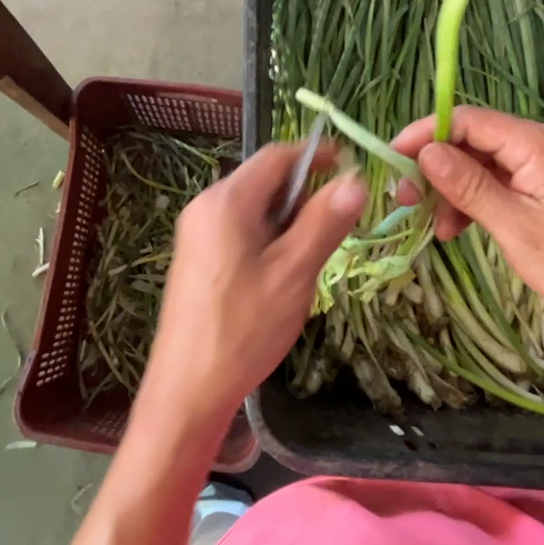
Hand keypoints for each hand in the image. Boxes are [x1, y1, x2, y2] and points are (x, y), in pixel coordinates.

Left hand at [140, 142, 364, 424]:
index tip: (349, 168)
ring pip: (253, 207)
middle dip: (302, 196)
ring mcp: (196, 231)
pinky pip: (238, 229)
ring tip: (308, 258)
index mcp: (226, 200)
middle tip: (334, 227)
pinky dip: (266, 238)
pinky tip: (280, 274)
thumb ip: (324, 222)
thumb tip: (355, 180)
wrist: (188, 388)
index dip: (315, 156)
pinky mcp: (196, 256)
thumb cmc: (244, 328)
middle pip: (263, 180)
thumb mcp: (294, 273)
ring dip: (286, 220)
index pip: (276, 156)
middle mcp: (205, 205)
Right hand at [391, 106, 543, 338]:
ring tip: (433, 223)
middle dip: (435, 166)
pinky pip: (500, 179)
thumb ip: (468, 185)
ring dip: (453, 188)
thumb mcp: (514, 227)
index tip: (391, 158)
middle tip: (406, 198)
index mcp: (539, 143)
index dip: (424, 134)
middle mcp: (543, 142)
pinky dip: (475, 199)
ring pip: (483, 162)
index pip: (467, 120)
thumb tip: (425, 151)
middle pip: (473, 139)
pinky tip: (458, 227)